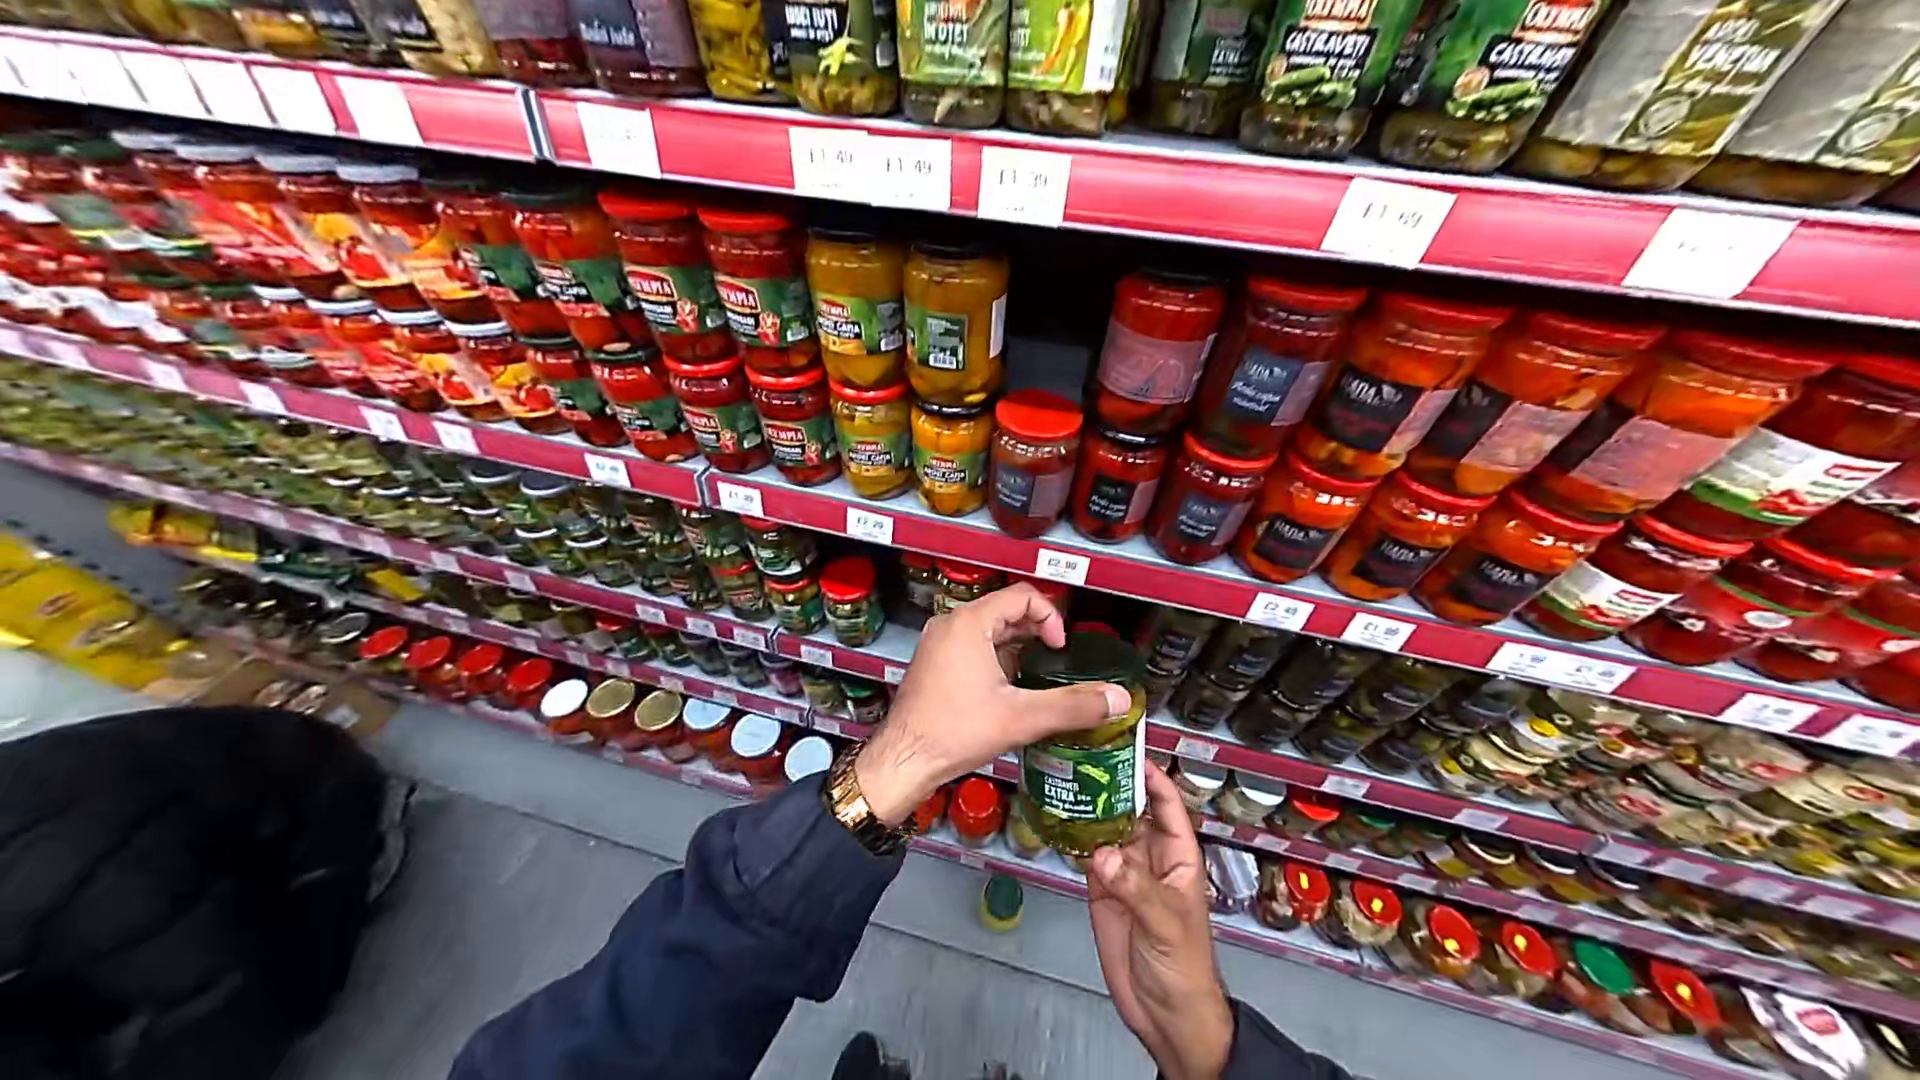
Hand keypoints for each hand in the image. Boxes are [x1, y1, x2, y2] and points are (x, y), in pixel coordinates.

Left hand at [854, 582, 1130, 825]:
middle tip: (1055, 656)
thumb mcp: (1021, 718)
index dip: (1050, 616)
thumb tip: (1116, 699)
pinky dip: (994, 655)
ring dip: (1015, 643)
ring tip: (1036, 672)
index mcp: (969, 624)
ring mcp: (938, 643)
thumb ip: (1073, 705)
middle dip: (1035, 629)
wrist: (905, 759)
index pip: (1021, 595)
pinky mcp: (933, 662)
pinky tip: (1008, 686)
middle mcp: (950, 625)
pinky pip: (971, 644)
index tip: (1059, 647)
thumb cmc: (953, 733)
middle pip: (1004, 608)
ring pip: (987, 627)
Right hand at [1087, 764, 1233, 1079]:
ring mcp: (1123, 869)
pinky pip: (1085, 851)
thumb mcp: (1167, 924)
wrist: (1165, 1015)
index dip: (1151, 774)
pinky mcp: (1100, 886)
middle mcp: (1149, 854)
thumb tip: (1103, 854)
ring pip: (1104, 825)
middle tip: (1083, 756)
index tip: (1127, 749)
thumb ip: (1136, 888)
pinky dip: (1071, 836)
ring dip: (1088, 806)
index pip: (1166, 803)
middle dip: (1111, 782)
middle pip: (1130, 807)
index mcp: (1178, 854)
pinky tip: (1056, 818)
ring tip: (1064, 778)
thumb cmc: (1185, 968)